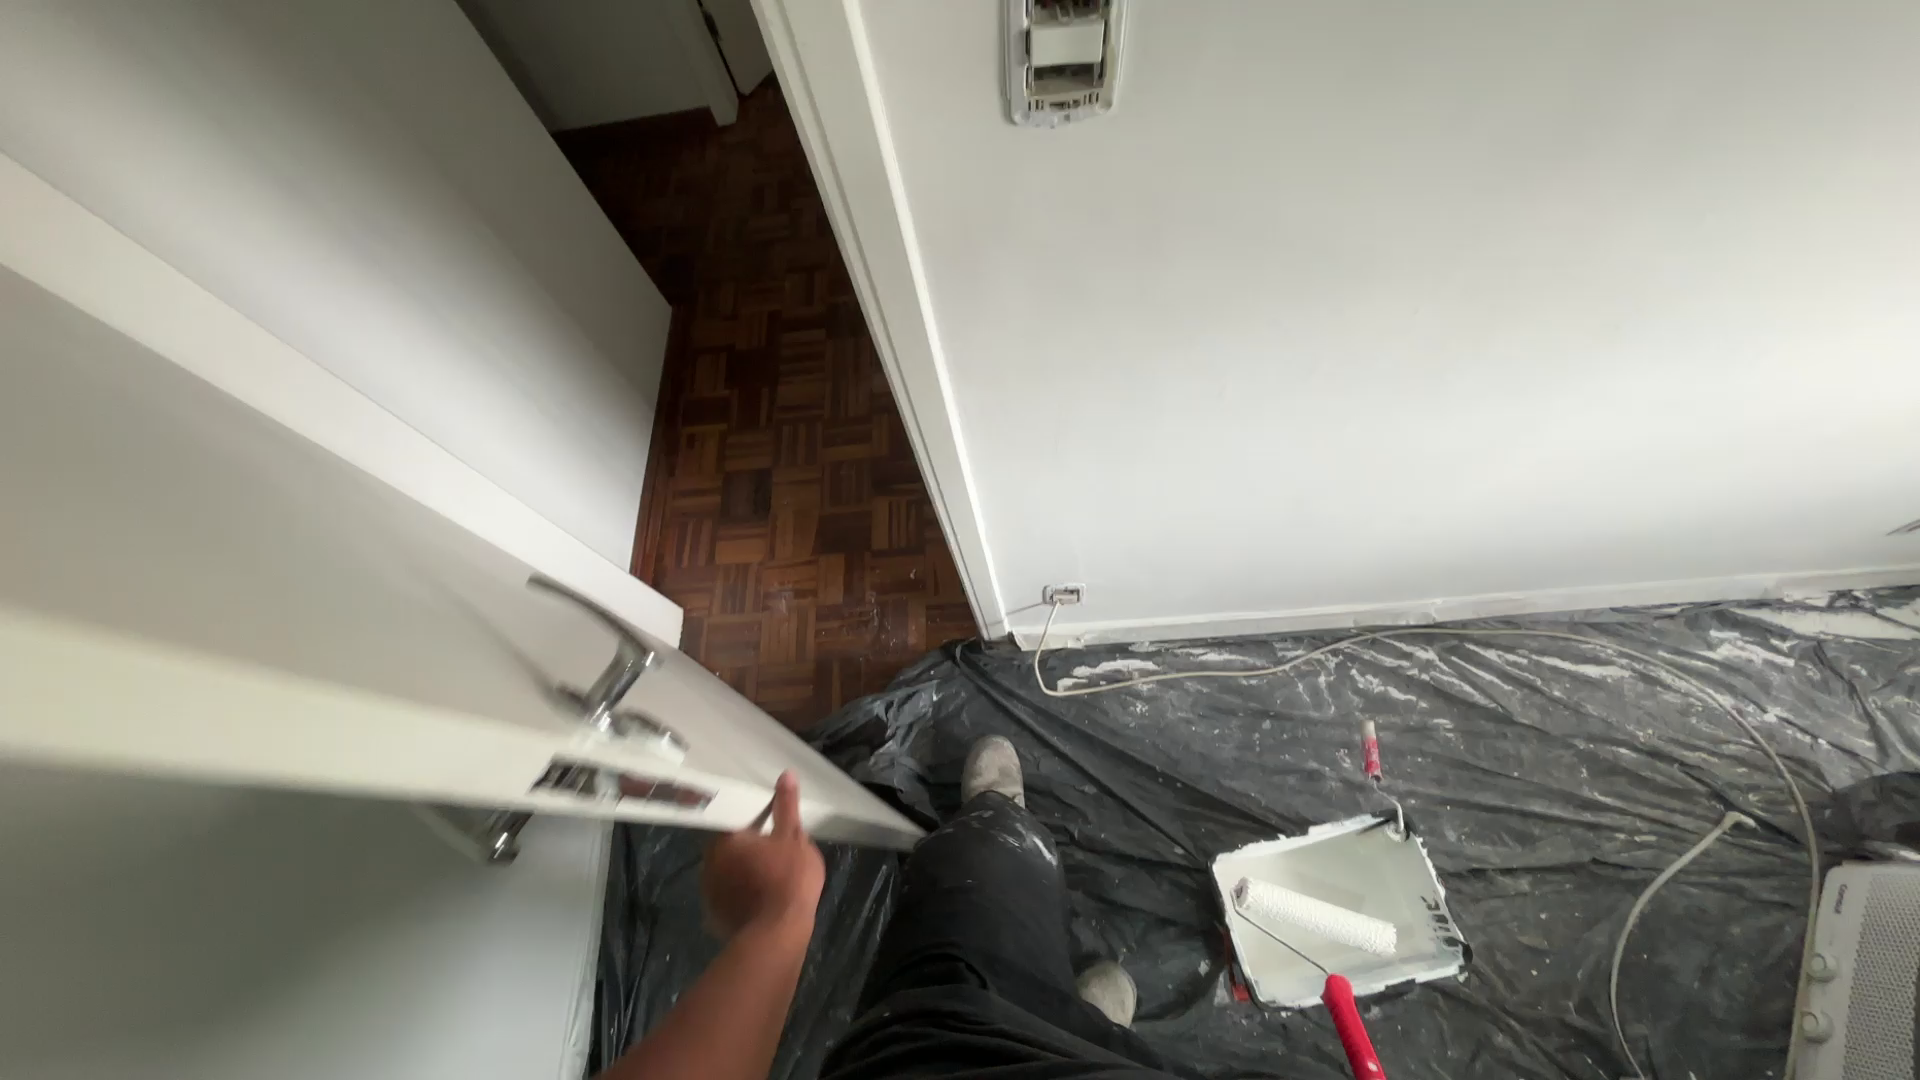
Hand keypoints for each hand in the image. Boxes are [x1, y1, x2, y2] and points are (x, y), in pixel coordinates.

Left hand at [701, 772, 824, 942]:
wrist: (777, 936)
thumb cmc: (787, 879)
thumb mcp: (794, 837)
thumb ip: (786, 806)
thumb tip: (785, 775)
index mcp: (726, 838)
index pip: (731, 818)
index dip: (749, 819)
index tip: (763, 821)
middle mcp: (709, 862)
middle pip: (727, 844)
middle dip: (745, 845)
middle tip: (770, 847)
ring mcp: (708, 891)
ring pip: (725, 871)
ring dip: (741, 869)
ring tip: (767, 872)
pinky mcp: (714, 915)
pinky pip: (726, 895)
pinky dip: (739, 893)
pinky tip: (759, 896)